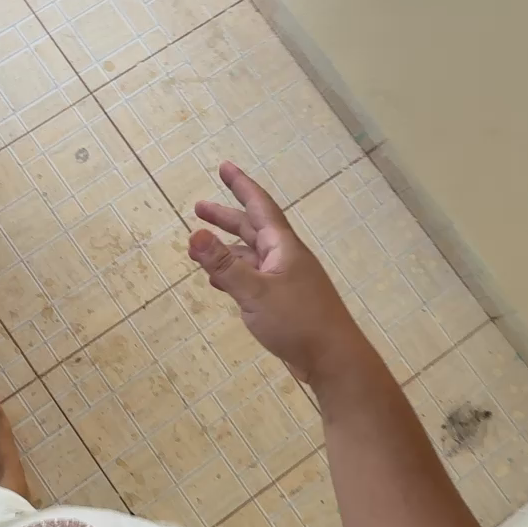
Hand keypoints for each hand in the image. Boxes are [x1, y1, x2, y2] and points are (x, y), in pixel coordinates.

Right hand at [189, 162, 363, 385]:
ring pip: (251, 255)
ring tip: (200, 250)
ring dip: (227, 249)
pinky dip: (234, 275)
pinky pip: (253, 278)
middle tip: (199, 208)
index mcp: (283, 247)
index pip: (259, 207)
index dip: (241, 186)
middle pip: (252, 229)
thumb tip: (194, 234)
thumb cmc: (297, 322)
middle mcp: (285, 258)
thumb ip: (223, 265)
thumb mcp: (254, 292)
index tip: (224, 167)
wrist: (333, 359)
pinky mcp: (283, 301)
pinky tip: (219, 284)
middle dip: (226, 217)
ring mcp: (286, 280)